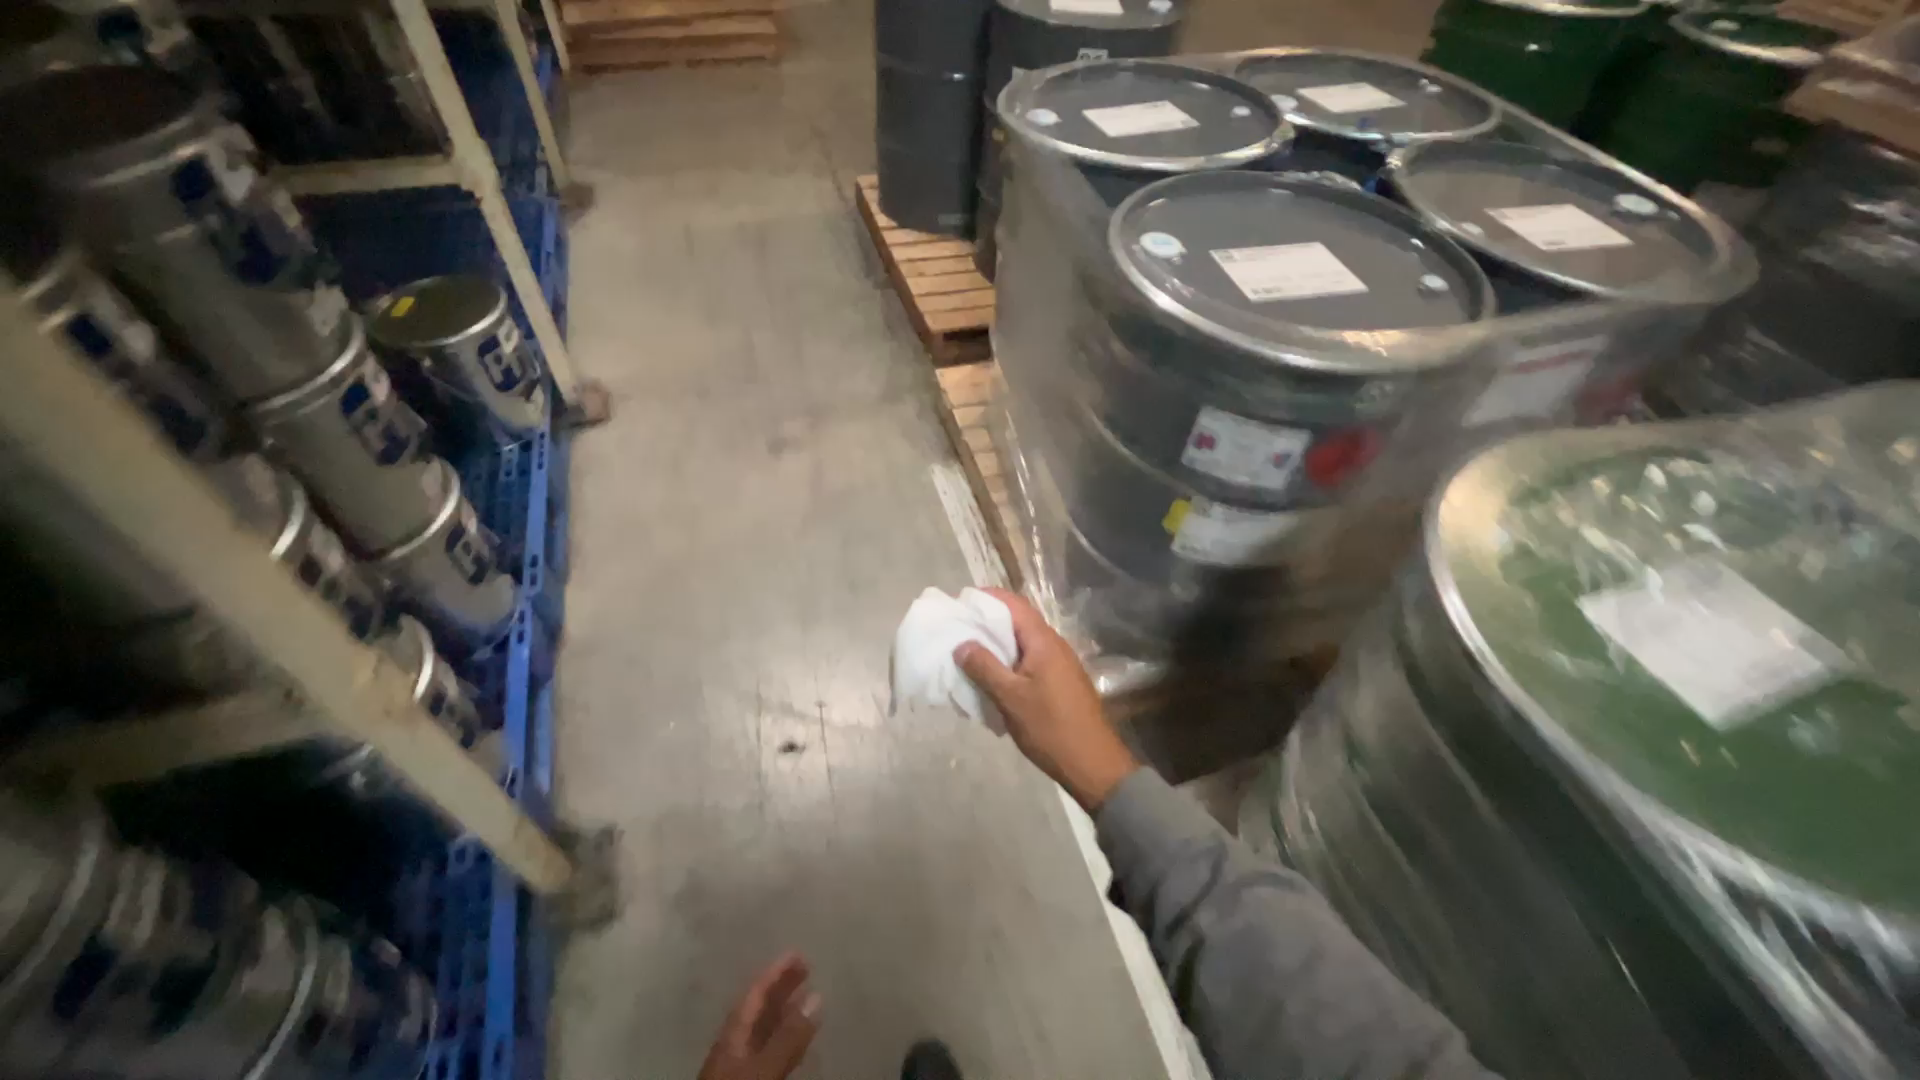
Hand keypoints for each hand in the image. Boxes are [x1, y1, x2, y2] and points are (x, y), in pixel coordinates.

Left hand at [697, 952, 820, 1079]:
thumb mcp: (761, 1070)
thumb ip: (787, 1037)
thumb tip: (818, 995)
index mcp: (730, 1037)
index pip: (752, 995)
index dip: (774, 972)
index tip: (798, 952)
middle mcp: (732, 1048)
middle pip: (757, 1011)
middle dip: (780, 988)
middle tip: (807, 967)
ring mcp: (738, 1069)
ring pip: (763, 1034)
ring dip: (784, 1015)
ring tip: (807, 999)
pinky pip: (769, 1055)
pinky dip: (785, 1043)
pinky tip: (798, 1045)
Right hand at [953, 587, 1139, 810]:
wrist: (1093, 764)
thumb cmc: (1050, 727)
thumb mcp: (1010, 698)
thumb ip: (985, 667)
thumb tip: (962, 643)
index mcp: (1044, 642)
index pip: (1014, 605)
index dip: (988, 598)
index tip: (961, 603)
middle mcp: (1054, 646)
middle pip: (1018, 622)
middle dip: (988, 623)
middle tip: (957, 631)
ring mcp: (1060, 665)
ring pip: (1022, 645)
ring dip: (997, 646)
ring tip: (968, 655)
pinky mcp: (1060, 683)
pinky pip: (1029, 663)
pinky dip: (1008, 664)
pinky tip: (991, 680)